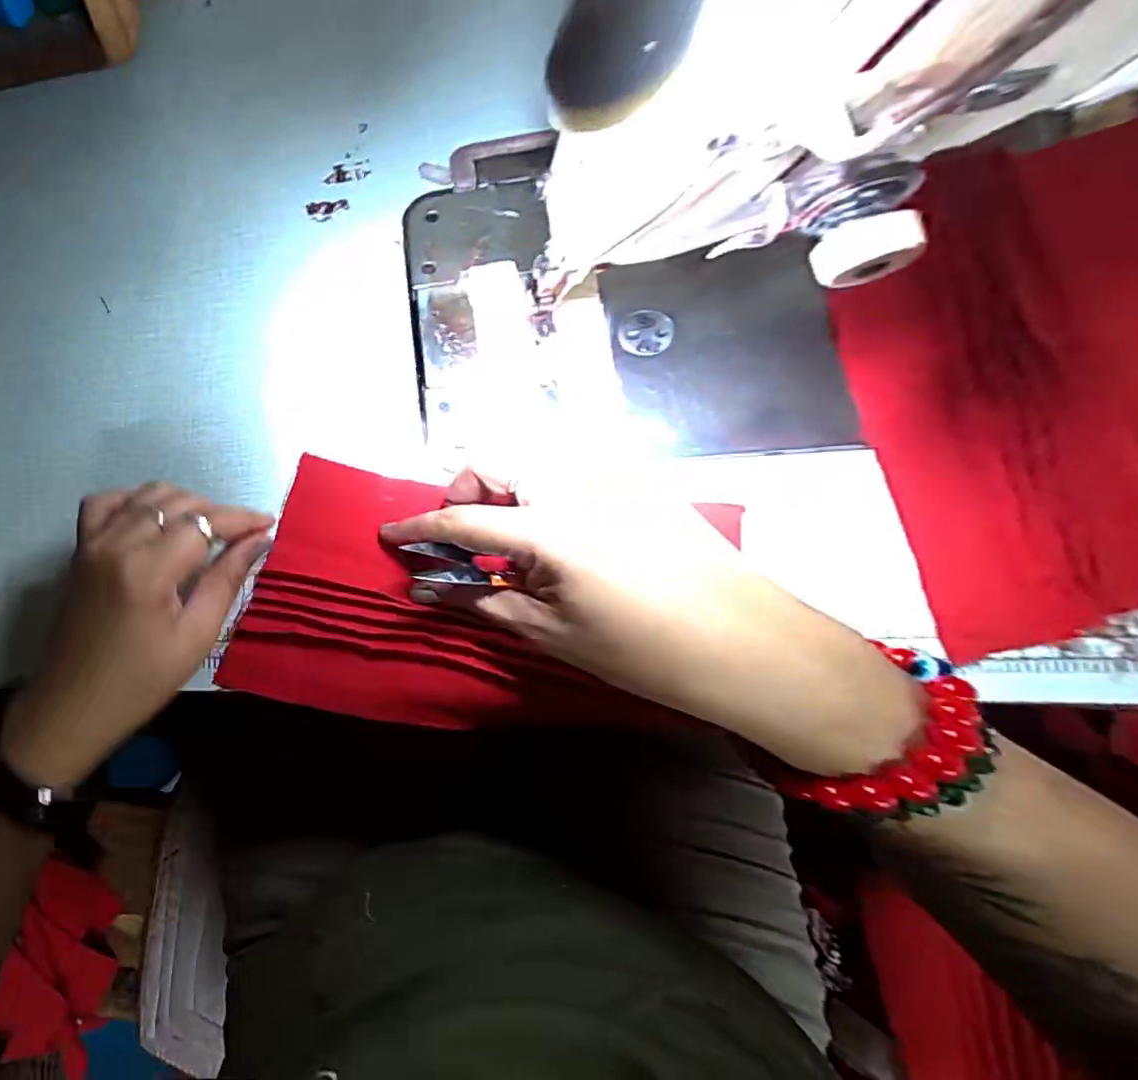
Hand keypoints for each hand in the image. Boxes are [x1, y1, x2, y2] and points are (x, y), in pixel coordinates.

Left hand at [2, 483, 272, 787]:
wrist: (74, 705)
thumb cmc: (142, 681)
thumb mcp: (196, 637)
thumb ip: (227, 580)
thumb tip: (259, 540)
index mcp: (147, 570)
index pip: (203, 523)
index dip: (240, 519)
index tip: (268, 522)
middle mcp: (116, 543)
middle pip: (177, 502)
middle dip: (216, 511)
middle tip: (242, 535)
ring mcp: (92, 542)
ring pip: (146, 494)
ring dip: (182, 501)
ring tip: (206, 527)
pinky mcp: (79, 549)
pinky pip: (106, 503)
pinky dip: (136, 500)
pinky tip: (155, 518)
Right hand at [379, 467, 920, 774]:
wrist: (746, 643)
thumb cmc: (641, 650)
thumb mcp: (550, 634)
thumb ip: (481, 601)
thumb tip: (427, 588)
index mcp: (549, 529)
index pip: (462, 521)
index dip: (419, 530)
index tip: (390, 536)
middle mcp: (576, 486)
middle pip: (496, 466)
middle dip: (466, 496)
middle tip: (468, 544)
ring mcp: (614, 478)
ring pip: (534, 463)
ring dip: (506, 495)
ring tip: (519, 549)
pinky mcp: (642, 481)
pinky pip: (574, 473)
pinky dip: (547, 496)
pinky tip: (564, 539)